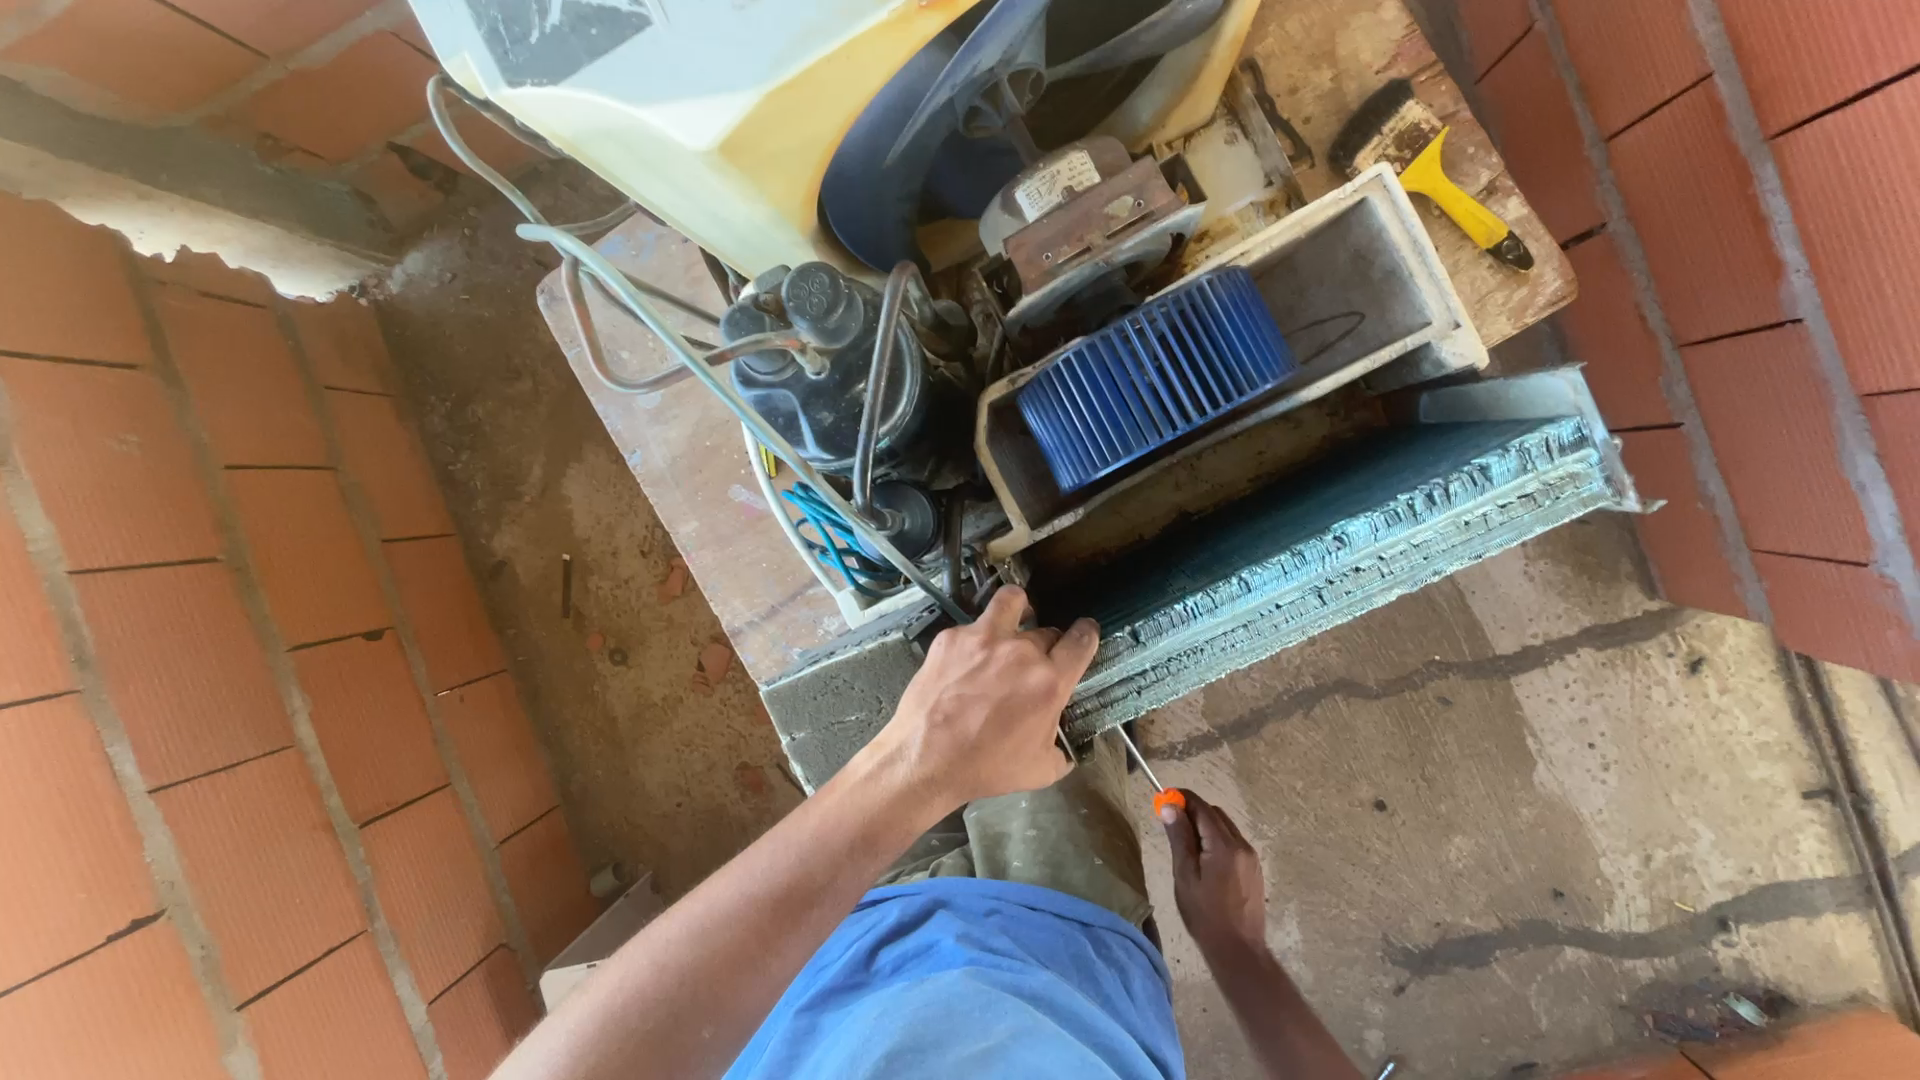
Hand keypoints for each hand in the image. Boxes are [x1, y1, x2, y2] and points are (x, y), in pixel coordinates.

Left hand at [858, 586, 1098, 812]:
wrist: (925, 758)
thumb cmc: (985, 767)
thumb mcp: (1040, 770)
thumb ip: (1061, 750)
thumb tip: (1064, 749)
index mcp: (1049, 681)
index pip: (1081, 640)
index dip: (1087, 633)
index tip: (1085, 631)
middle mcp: (1020, 651)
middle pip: (1046, 630)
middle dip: (1047, 644)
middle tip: (1034, 662)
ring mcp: (983, 638)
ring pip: (1011, 601)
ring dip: (1018, 609)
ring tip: (1012, 621)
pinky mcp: (951, 638)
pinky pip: (971, 627)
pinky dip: (975, 639)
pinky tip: (966, 659)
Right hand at [1162, 790, 1268, 956]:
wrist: (1238, 950)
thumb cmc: (1204, 914)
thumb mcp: (1185, 875)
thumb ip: (1179, 838)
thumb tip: (1170, 806)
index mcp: (1224, 845)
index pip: (1202, 807)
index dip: (1182, 798)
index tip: (1163, 798)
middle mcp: (1242, 845)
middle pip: (1215, 814)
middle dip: (1193, 811)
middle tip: (1171, 823)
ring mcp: (1251, 857)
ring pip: (1226, 827)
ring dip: (1205, 826)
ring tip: (1185, 844)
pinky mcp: (1254, 869)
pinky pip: (1233, 843)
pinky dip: (1217, 840)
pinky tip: (1204, 859)